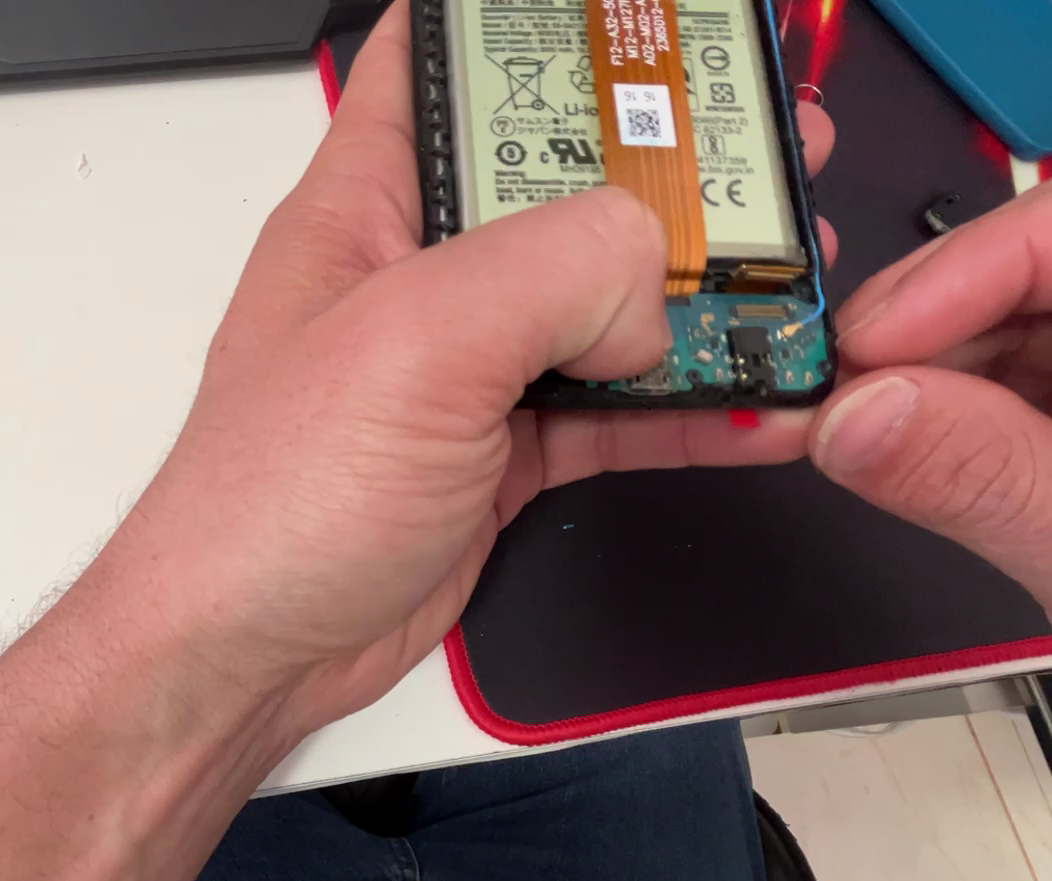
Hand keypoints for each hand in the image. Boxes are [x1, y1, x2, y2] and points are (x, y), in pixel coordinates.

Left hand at [67, 0, 835, 741]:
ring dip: (700, 296)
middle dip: (666, 167)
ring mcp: (466, 374)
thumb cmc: (273, 503)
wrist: (258, 647)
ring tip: (794, 273)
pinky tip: (760, 402)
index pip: (444, 66)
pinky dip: (690, 409)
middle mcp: (420, 286)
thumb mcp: (411, 347)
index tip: (639, 21)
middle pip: (558, 188)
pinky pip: (615, 412)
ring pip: (604, 307)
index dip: (534, 29)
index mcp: (368, 214)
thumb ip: (548, 274)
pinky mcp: (498, 454)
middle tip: (763, 148)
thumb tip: (645, 284)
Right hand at [810, 123, 1051, 821]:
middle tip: (837, 375)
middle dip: (949, 309)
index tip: (883, 333)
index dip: (1024, 249)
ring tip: (849, 412)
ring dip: (926, 359)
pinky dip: (934, 401)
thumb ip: (1000, 485)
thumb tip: (848, 416)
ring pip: (1035, 308)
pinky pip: (1012, 373)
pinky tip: (890, 434)